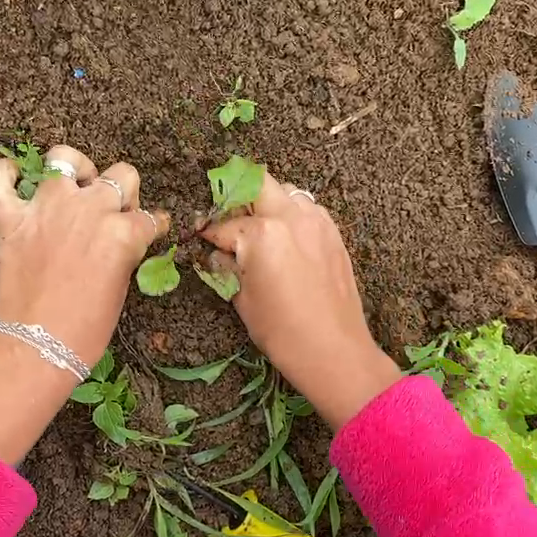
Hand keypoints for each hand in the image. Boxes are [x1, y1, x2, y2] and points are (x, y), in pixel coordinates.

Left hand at [0, 146, 167, 462]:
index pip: (149, 216)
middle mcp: (89, 208)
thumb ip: (124, 252)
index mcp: (123, 231)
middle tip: (114, 212)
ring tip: (73, 185)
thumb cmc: (85, 331)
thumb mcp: (120, 289)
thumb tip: (124, 238)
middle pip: (121, 175)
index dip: (151, 224)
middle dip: (123, 191)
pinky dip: (3, 175)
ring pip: (64, 159)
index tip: (150, 229)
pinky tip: (11, 174)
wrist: (35, 349)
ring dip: (73, 169)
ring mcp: (47, 208)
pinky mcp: (11, 218)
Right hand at [202, 173, 400, 428]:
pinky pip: (307, 209)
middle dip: (239, 197)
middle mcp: (291, 217)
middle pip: (259, 184)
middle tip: (229, 220)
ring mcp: (317, 222)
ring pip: (287, 192)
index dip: (209, 233)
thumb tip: (217, 252)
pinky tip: (285, 239)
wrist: (334, 352)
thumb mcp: (241, 298)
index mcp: (263, 233)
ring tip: (258, 228)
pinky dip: (291, 214)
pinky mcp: (333, 233)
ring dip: (268, 202)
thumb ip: (226, 266)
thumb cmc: (282, 331)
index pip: (225, 225)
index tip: (201, 236)